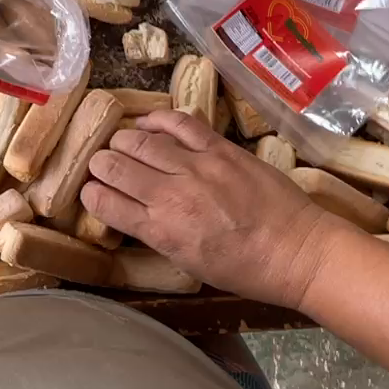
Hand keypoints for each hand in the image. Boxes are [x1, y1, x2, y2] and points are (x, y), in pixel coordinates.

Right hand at [81, 110, 356, 309]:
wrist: (298, 252)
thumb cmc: (243, 269)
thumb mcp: (188, 262)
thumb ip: (156, 232)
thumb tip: (131, 209)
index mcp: (160, 230)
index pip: (104, 202)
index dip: (90, 193)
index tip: (91, 191)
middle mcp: (170, 195)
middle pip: (114, 166)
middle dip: (99, 164)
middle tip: (101, 165)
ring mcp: (195, 167)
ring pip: (139, 141)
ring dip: (121, 141)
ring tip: (120, 144)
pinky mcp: (219, 148)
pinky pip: (178, 122)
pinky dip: (156, 119)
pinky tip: (147, 122)